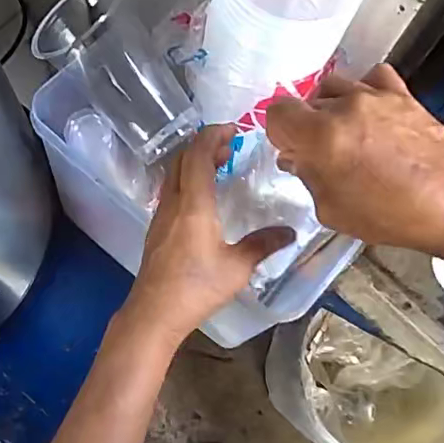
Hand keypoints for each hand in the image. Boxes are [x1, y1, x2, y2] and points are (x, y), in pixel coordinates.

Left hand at [123, 126, 293, 338]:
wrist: (154, 313)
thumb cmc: (196, 288)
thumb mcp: (237, 268)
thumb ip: (262, 245)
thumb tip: (289, 232)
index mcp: (193, 205)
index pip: (197, 155)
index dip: (213, 135)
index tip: (233, 129)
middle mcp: (172, 204)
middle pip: (181, 159)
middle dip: (204, 145)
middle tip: (229, 147)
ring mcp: (160, 217)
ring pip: (173, 175)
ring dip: (193, 163)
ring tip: (218, 167)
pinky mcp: (156, 231)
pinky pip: (170, 192)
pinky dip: (186, 182)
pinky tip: (202, 198)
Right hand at [265, 64, 443, 257]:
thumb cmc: (387, 215)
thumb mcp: (330, 209)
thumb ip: (307, 176)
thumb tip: (298, 158)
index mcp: (319, 135)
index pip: (276, 111)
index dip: (278, 132)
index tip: (290, 150)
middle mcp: (344, 107)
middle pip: (306, 101)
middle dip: (305, 125)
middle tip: (317, 152)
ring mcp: (376, 97)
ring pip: (334, 86)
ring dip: (330, 106)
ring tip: (342, 132)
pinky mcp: (403, 96)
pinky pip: (373, 78)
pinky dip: (364, 89)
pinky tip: (369, 112)